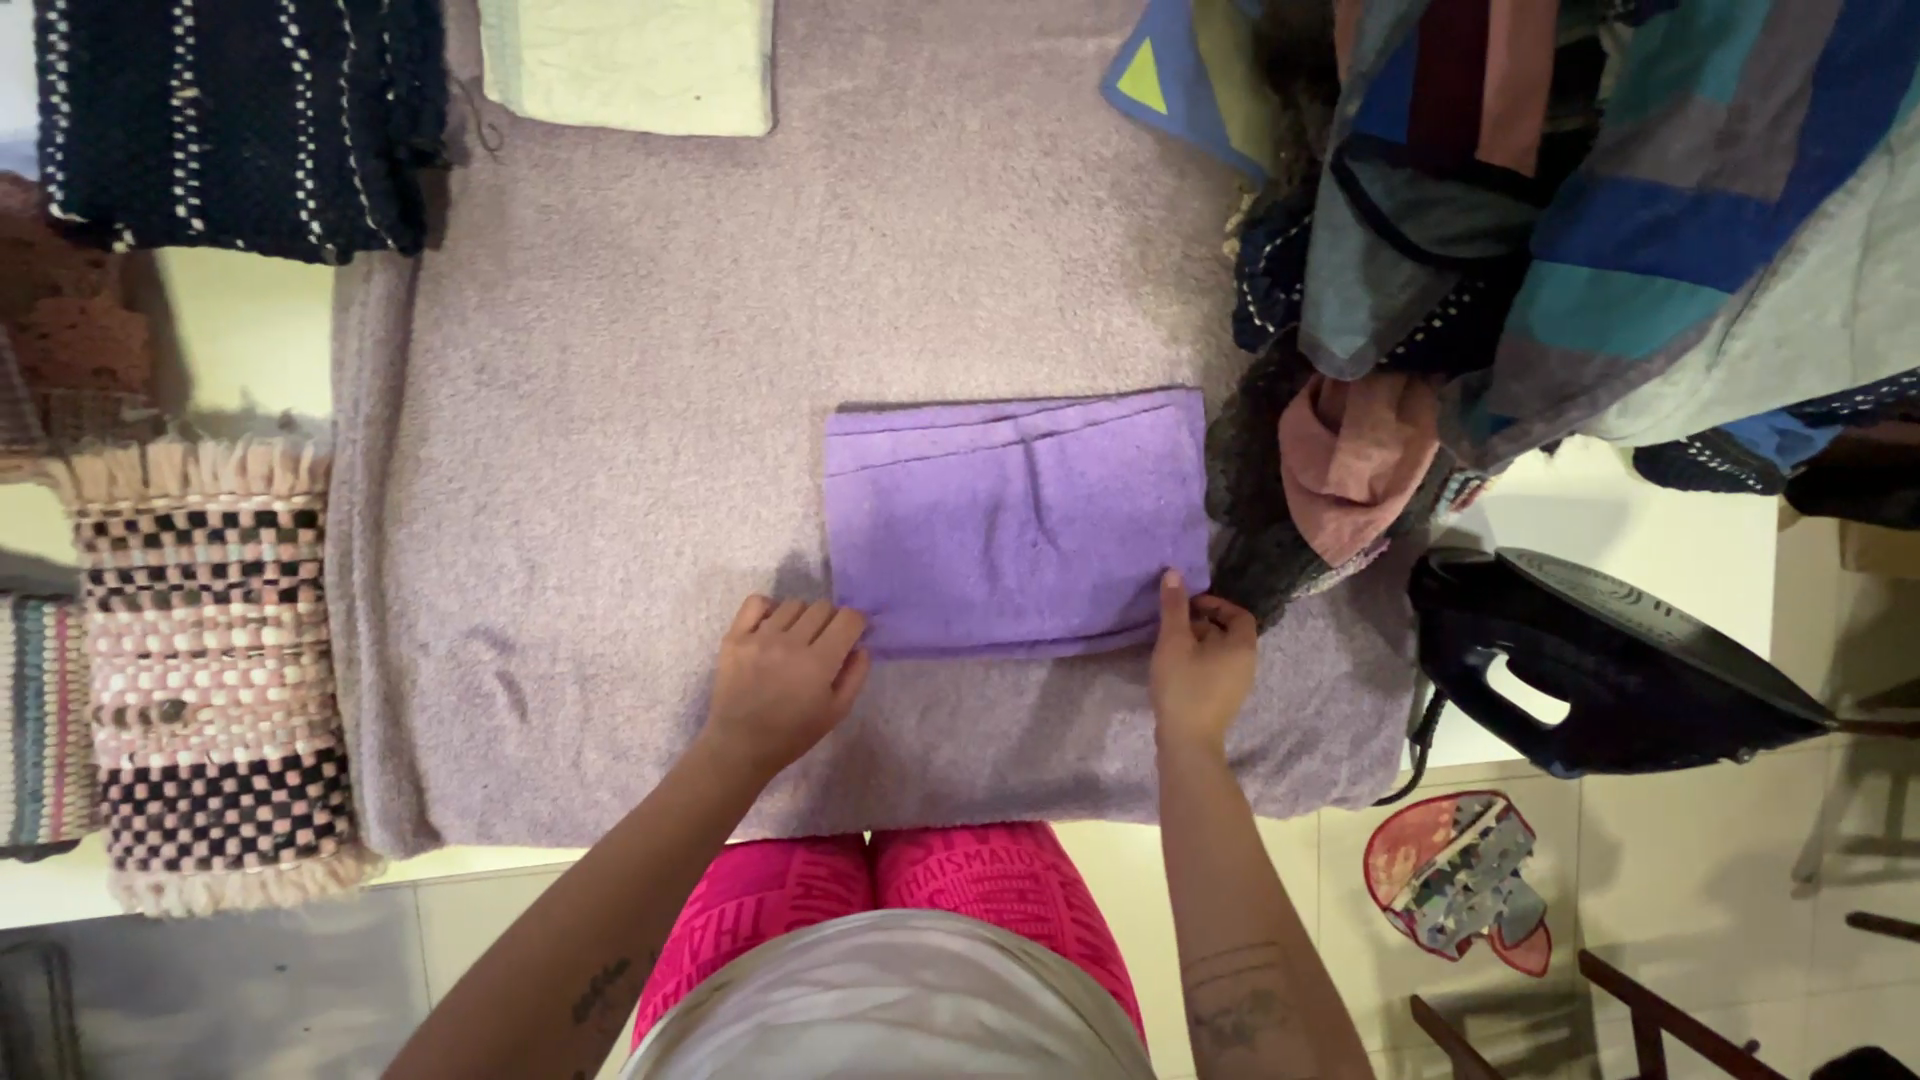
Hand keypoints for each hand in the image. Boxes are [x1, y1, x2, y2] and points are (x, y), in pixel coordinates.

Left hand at [699, 595, 871, 778]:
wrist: (740, 746)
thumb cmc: (793, 734)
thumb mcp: (837, 712)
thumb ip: (856, 675)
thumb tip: (861, 645)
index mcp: (818, 662)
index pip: (849, 618)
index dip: (857, 623)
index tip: (853, 634)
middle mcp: (790, 643)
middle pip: (823, 607)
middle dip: (832, 621)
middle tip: (825, 641)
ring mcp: (759, 637)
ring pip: (794, 604)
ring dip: (803, 618)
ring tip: (796, 639)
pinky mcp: (735, 637)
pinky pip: (757, 602)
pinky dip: (769, 608)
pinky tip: (772, 627)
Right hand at [1150, 569, 1257, 757]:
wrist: (1187, 741)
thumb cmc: (1183, 686)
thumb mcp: (1174, 641)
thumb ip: (1174, 606)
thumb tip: (1174, 572)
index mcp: (1242, 647)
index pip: (1239, 614)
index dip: (1216, 604)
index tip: (1189, 605)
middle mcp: (1248, 664)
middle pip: (1230, 632)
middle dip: (1202, 622)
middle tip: (1174, 624)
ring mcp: (1238, 685)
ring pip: (1221, 652)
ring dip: (1198, 642)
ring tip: (1170, 646)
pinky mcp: (1224, 700)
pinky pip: (1216, 669)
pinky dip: (1199, 661)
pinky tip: (1175, 668)